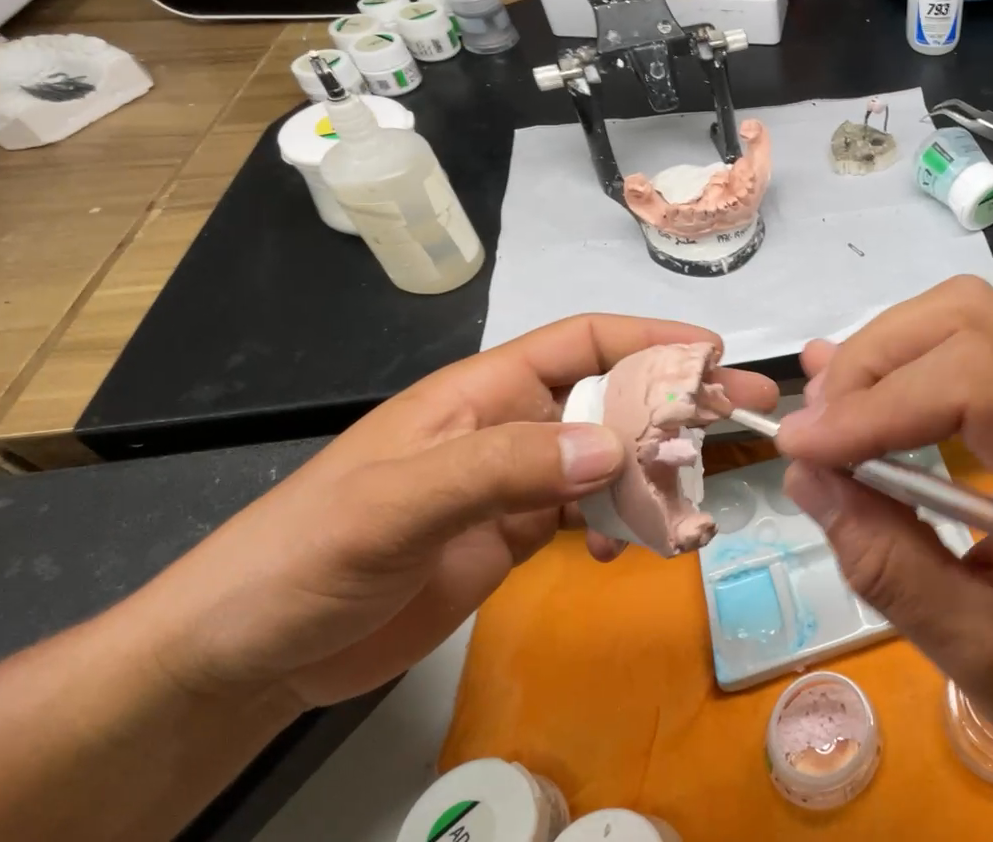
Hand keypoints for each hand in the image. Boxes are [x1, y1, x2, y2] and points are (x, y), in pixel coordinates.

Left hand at [130, 316, 777, 709]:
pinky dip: (623, 525)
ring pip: (610, 461)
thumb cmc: (304, 558)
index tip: (712, 353)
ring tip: (704, 495)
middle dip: (679, 403)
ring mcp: (515, 484)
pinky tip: (631, 548)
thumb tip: (615, 447)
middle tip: (747, 414)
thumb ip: (505, 468)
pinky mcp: (515, 536)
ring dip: (658, 472)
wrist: (246, 655)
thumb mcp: (397, 504)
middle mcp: (510, 428)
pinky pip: (591, 516)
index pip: (581, 343)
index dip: (648, 337)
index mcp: (482, 395)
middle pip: (613, 400)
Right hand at [773, 278, 992, 793]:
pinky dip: (909, 360)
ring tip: (831, 416)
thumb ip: (890, 564)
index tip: (803, 449)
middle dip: (874, 362)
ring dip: (886, 354)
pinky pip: (977, 345)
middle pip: (972, 322)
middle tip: (816, 433)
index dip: (878, 401)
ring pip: (970, 318)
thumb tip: (807, 475)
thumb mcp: (980, 653)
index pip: (980, 382)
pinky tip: (859, 390)